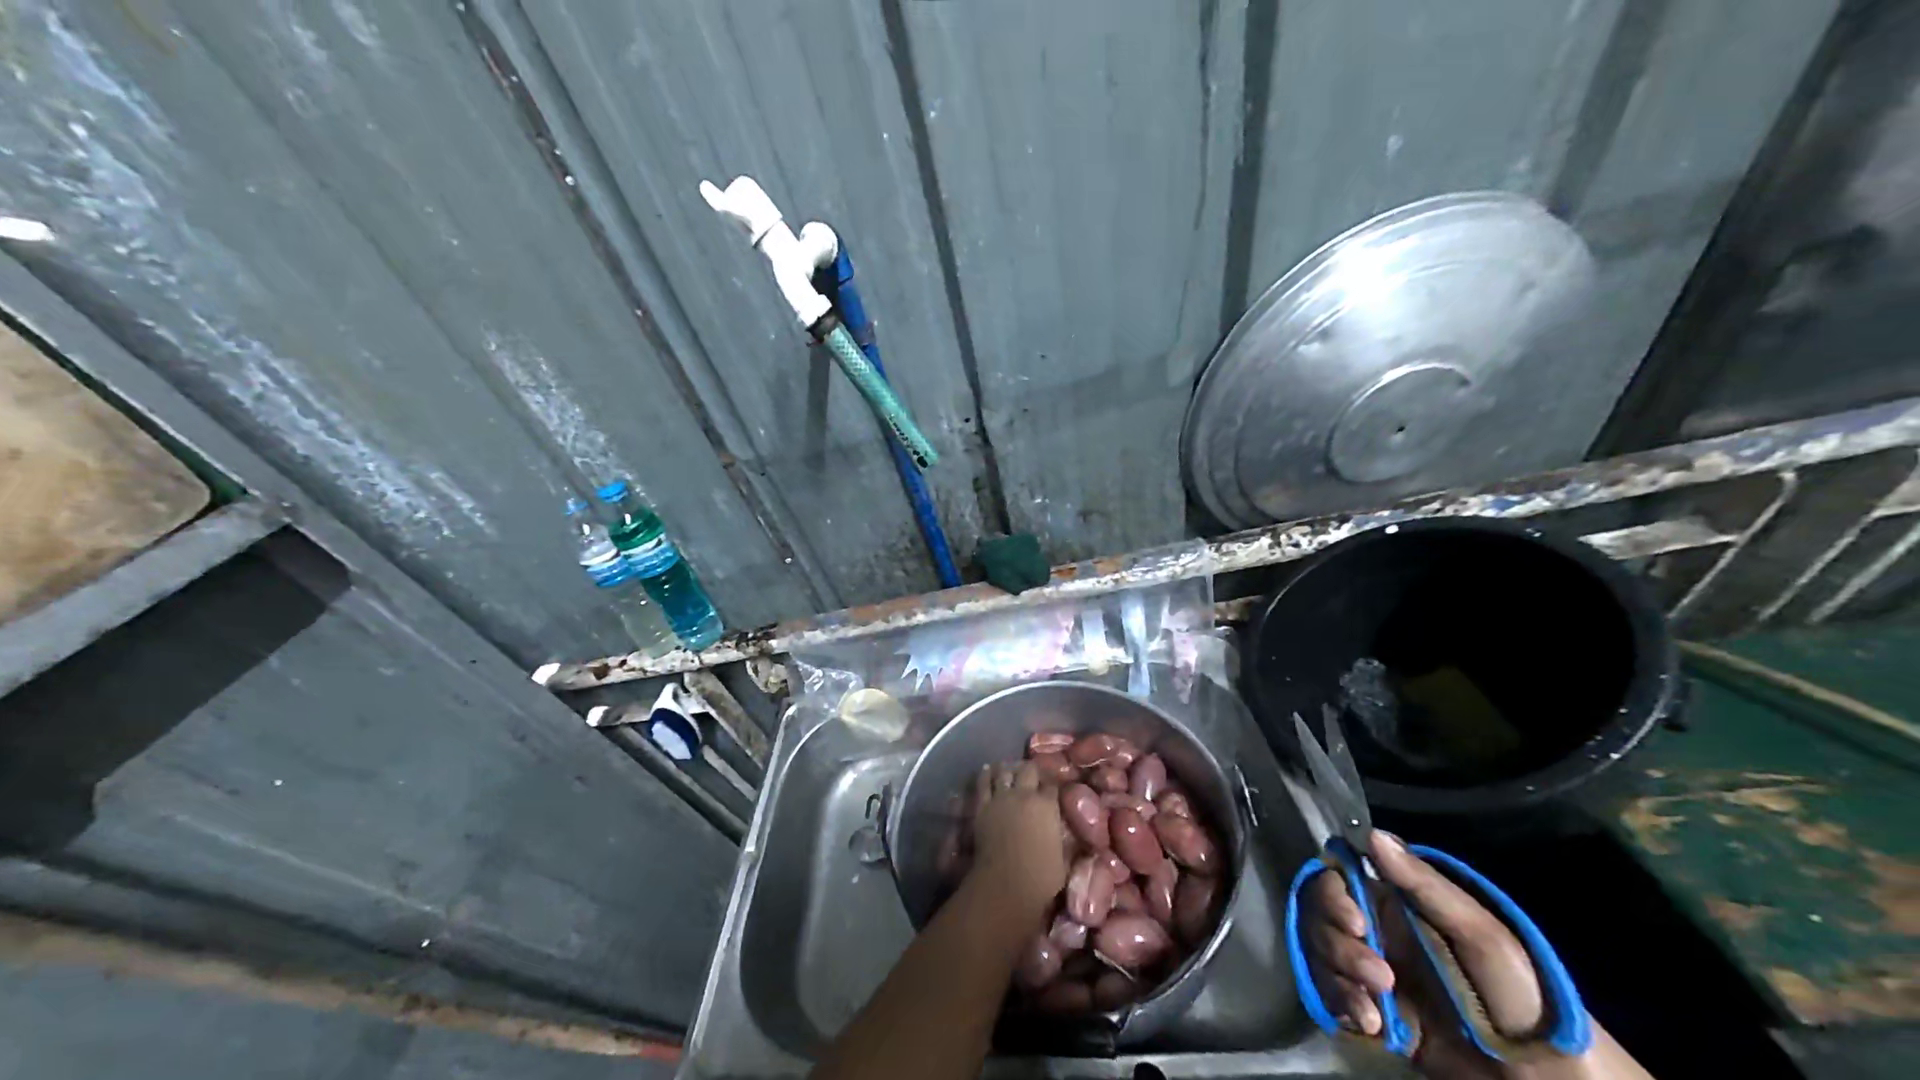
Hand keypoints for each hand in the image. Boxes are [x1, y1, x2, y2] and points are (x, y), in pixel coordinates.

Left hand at [968, 761, 1068, 915]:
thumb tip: (1075, 839)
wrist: (1006, 884)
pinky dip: (986, 774)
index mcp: (1048, 805)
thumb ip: (1067, 843)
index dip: (1052, 782)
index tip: (1052, 784)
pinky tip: (987, 769)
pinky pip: (983, 783)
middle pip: (1028, 769)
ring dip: (1008, 768)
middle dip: (1031, 770)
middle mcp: (1025, 794)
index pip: (1052, 784)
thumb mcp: (1064, 860)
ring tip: (1008, 766)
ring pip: (1004, 771)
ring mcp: (1001, 798)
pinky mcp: (982, 806)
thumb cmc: (1041, 877)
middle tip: (1031, 774)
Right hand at [1303, 832, 1545, 1077]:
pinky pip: (1330, 995)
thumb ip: (1426, 887)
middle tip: (1378, 977)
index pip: (1341, 877)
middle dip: (1338, 943)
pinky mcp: (1369, 1012)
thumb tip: (1372, 834)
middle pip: (1321, 915)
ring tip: (1377, 1013)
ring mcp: (1370, 973)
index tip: (1353, 921)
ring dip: (1339, 978)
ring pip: (1320, 954)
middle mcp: (1379, 932)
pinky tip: (1372, 1027)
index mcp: (1400, 905)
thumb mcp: (1486, 939)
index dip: (1333, 892)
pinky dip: (1342, 1006)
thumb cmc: (1526, 1002)